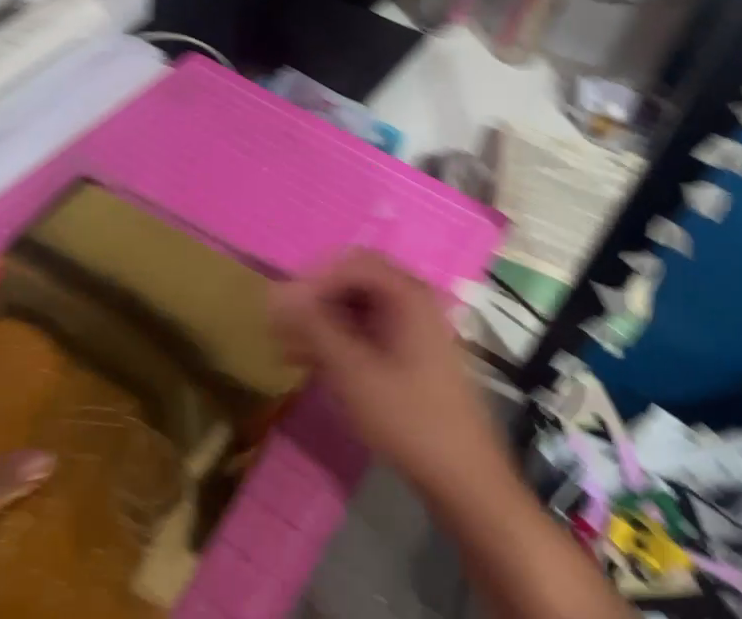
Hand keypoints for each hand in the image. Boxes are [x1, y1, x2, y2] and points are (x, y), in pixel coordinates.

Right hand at [269, 250, 509, 493]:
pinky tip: (311, 366)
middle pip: (354, 282)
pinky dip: (339, 343)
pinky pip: (368, 333)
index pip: (351, 264)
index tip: (281, 311)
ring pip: (358, 309)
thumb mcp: (353, 373)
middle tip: (279, 328)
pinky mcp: (412, 357)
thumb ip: (313, 327)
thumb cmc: (409, 420)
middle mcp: (414, 302)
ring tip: (285, 351)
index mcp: (408, 296)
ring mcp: (415, 330)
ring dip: (322, 324)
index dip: (312, 281)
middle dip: (314, 302)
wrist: (464, 479)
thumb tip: (276, 293)